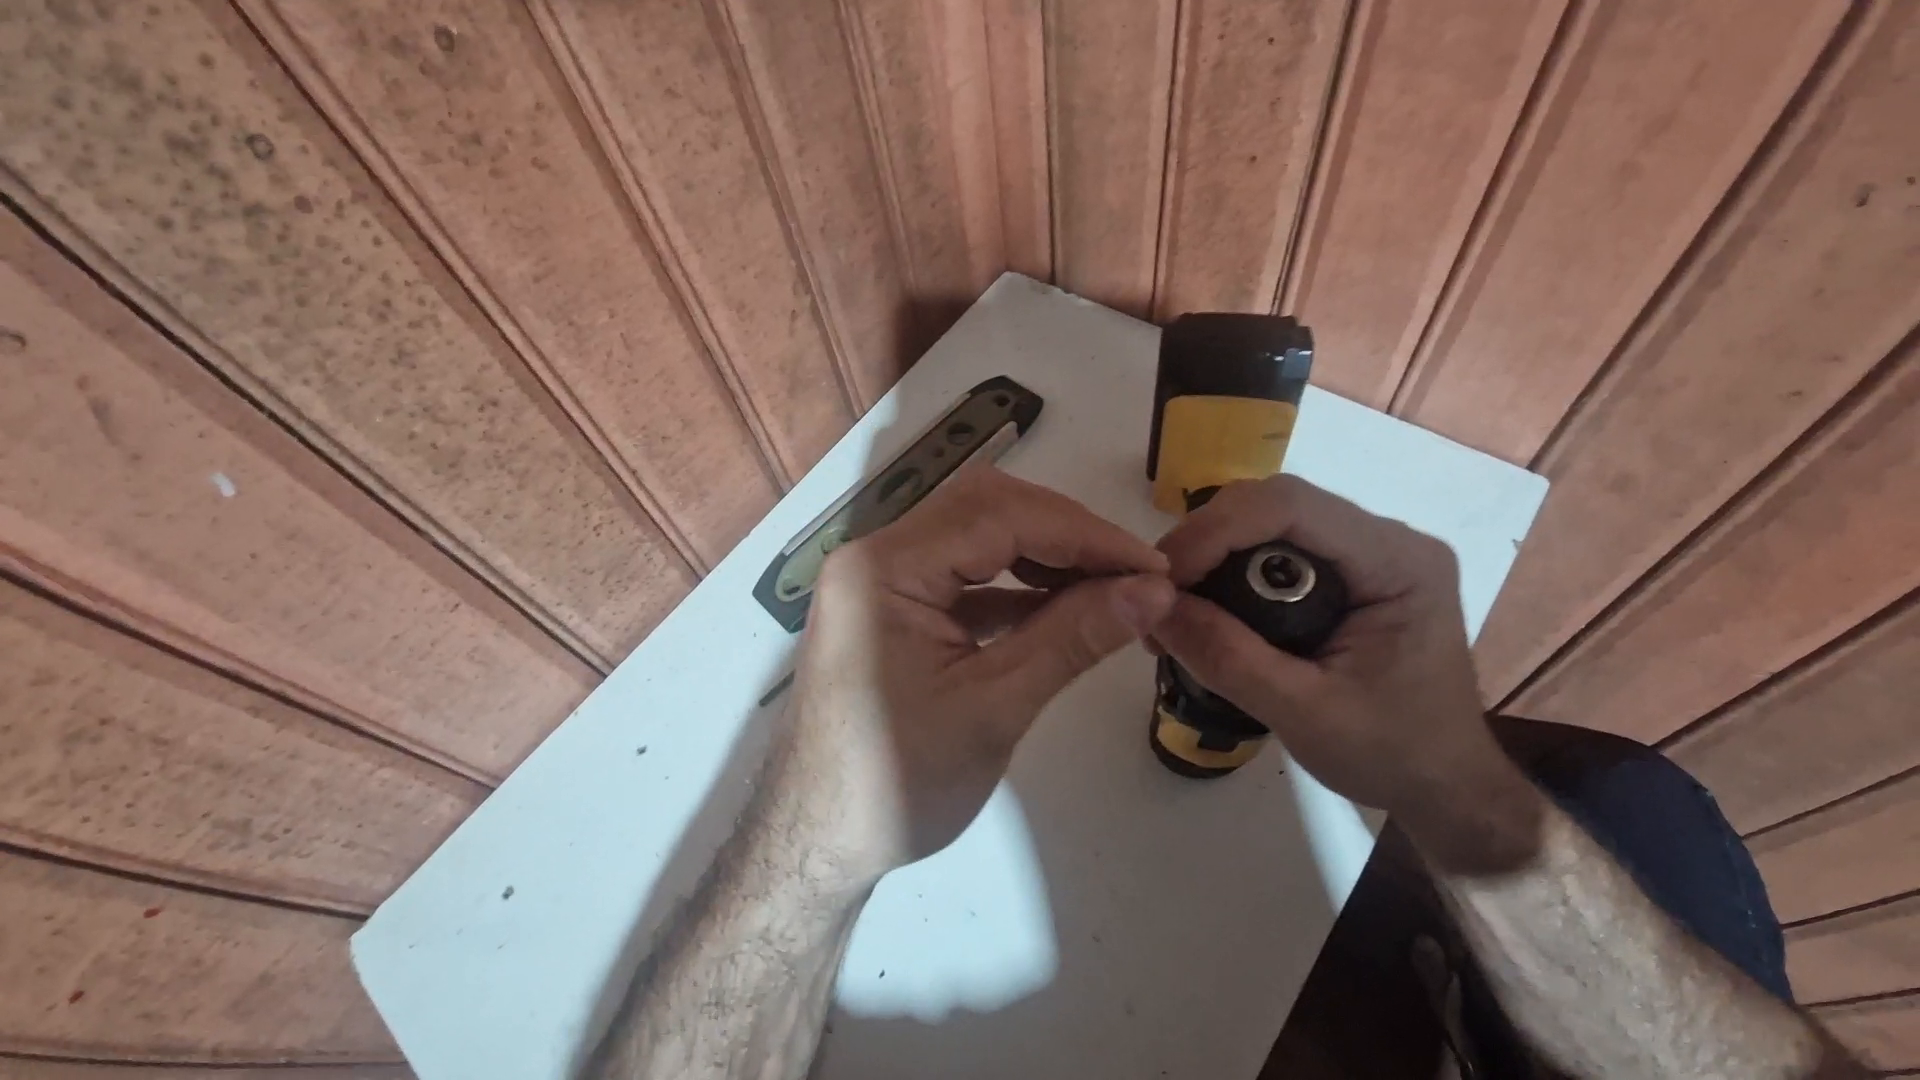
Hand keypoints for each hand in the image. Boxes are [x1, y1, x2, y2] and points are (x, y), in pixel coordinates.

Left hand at [777, 467, 1175, 890]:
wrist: (816, 844)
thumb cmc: (898, 784)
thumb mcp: (994, 708)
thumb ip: (1073, 638)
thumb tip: (1156, 590)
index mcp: (884, 568)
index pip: (999, 515)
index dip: (1084, 535)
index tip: (1153, 568)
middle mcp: (875, 556)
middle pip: (985, 510)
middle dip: (1065, 535)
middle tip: (1134, 574)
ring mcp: (881, 582)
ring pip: (976, 538)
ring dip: (1044, 557)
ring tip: (1109, 588)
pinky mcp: (892, 611)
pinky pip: (962, 578)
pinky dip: (1015, 588)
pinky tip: (1063, 610)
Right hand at [1151, 476, 1531, 852]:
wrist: (1442, 785)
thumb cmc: (1389, 753)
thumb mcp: (1302, 713)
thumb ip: (1227, 657)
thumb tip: (1151, 607)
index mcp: (1397, 562)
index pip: (1291, 505)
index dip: (1215, 529)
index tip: (1164, 580)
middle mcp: (1386, 540)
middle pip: (1274, 505)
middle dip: (1205, 542)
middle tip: (1159, 599)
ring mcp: (1367, 554)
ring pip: (1267, 523)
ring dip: (1211, 557)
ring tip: (1174, 611)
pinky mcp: (1349, 574)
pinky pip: (1275, 551)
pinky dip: (1229, 574)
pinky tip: (1207, 613)